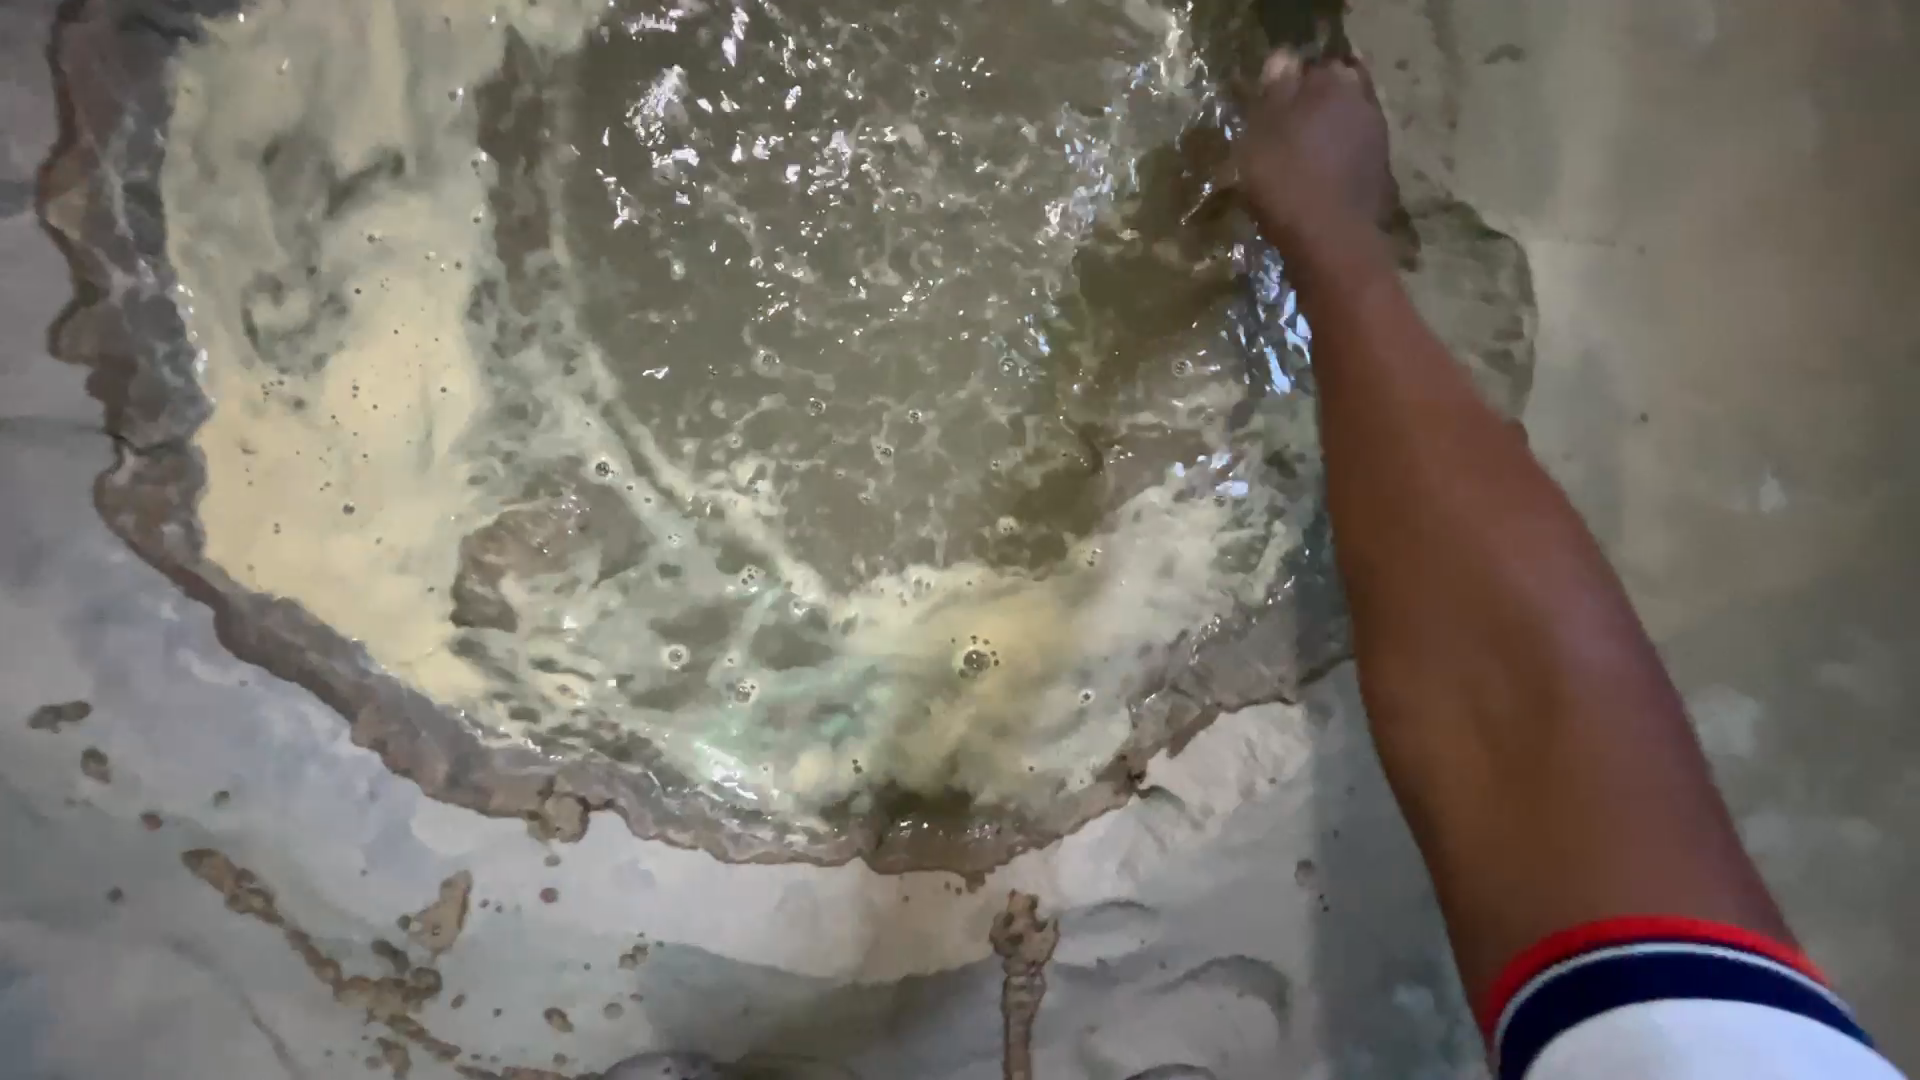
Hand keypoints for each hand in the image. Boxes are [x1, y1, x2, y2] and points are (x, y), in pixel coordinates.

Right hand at [1236, 51, 1393, 242]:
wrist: (1331, 240)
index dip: (1288, 89)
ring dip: (1327, 140)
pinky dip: (1337, 166)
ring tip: (1301, 166)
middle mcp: (1362, 102)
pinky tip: (1319, 187)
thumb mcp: (1260, 138)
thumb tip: (1282, 60)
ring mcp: (1377, 138)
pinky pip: (1354, 158)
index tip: (1269, 114)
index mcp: (1330, 85)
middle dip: (1314, 111)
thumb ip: (1273, 94)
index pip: (1309, 70)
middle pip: (1335, 95)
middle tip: (1285, 138)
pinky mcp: (1380, 173)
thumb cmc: (1285, 184)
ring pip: (1347, 126)